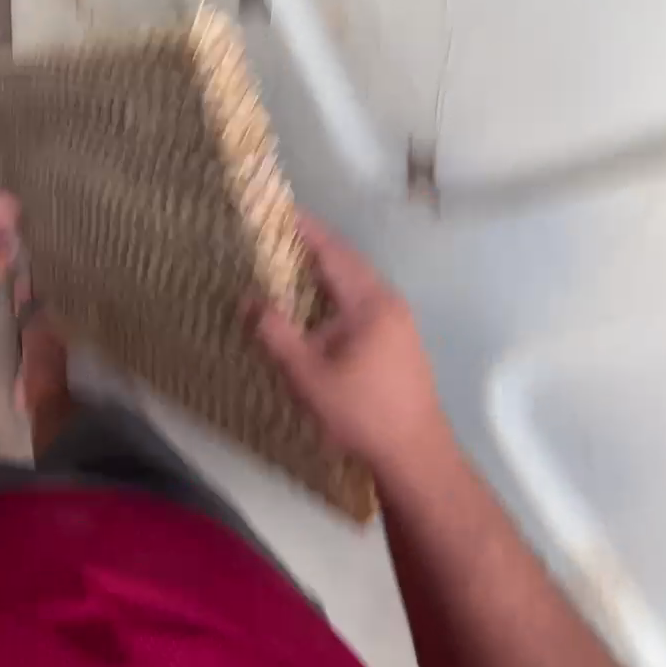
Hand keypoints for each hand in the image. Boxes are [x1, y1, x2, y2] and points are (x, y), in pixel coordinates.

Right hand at [253, 214, 452, 475]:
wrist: (415, 456)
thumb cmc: (360, 411)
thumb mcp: (305, 373)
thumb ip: (275, 332)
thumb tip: (249, 299)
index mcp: (369, 304)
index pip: (334, 252)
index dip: (306, 229)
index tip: (279, 210)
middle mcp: (388, 304)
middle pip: (347, 261)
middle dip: (312, 243)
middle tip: (275, 232)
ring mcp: (397, 322)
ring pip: (355, 280)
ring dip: (323, 266)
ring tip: (286, 260)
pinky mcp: (396, 340)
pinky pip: (359, 298)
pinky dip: (332, 287)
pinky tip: (311, 300)